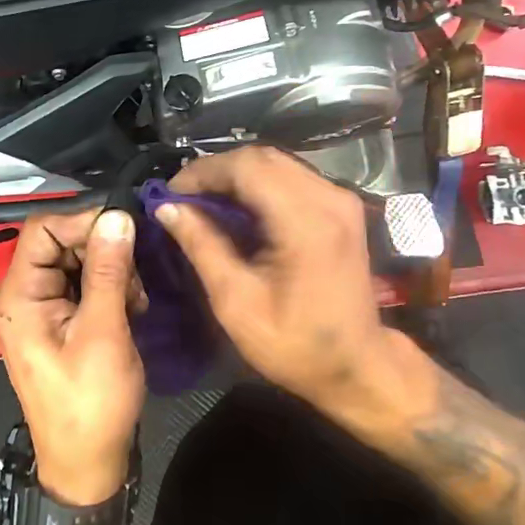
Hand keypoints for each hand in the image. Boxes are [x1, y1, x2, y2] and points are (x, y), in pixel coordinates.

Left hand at [0, 208, 145, 505]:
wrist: (86, 463)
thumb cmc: (91, 403)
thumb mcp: (104, 332)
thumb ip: (109, 270)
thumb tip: (117, 215)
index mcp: (19, 295)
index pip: (43, 228)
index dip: (84, 221)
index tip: (127, 229)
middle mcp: (23, 294)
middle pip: (62, 242)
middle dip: (103, 252)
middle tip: (136, 280)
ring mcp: (40, 307)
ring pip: (78, 261)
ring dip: (113, 273)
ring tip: (136, 303)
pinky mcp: (59, 320)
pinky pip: (84, 284)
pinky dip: (110, 289)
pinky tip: (131, 310)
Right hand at [156, 147, 404, 409]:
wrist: (358, 366)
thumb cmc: (295, 344)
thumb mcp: (237, 302)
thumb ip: (202, 246)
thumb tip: (167, 208)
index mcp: (305, 221)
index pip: (246, 167)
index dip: (202, 172)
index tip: (170, 194)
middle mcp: (328, 197)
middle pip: (261, 157)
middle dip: (216, 171)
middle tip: (183, 198)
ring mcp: (340, 198)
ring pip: (276, 163)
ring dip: (236, 175)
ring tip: (203, 201)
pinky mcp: (341, 206)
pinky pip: (291, 177)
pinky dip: (258, 184)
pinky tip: (236, 208)